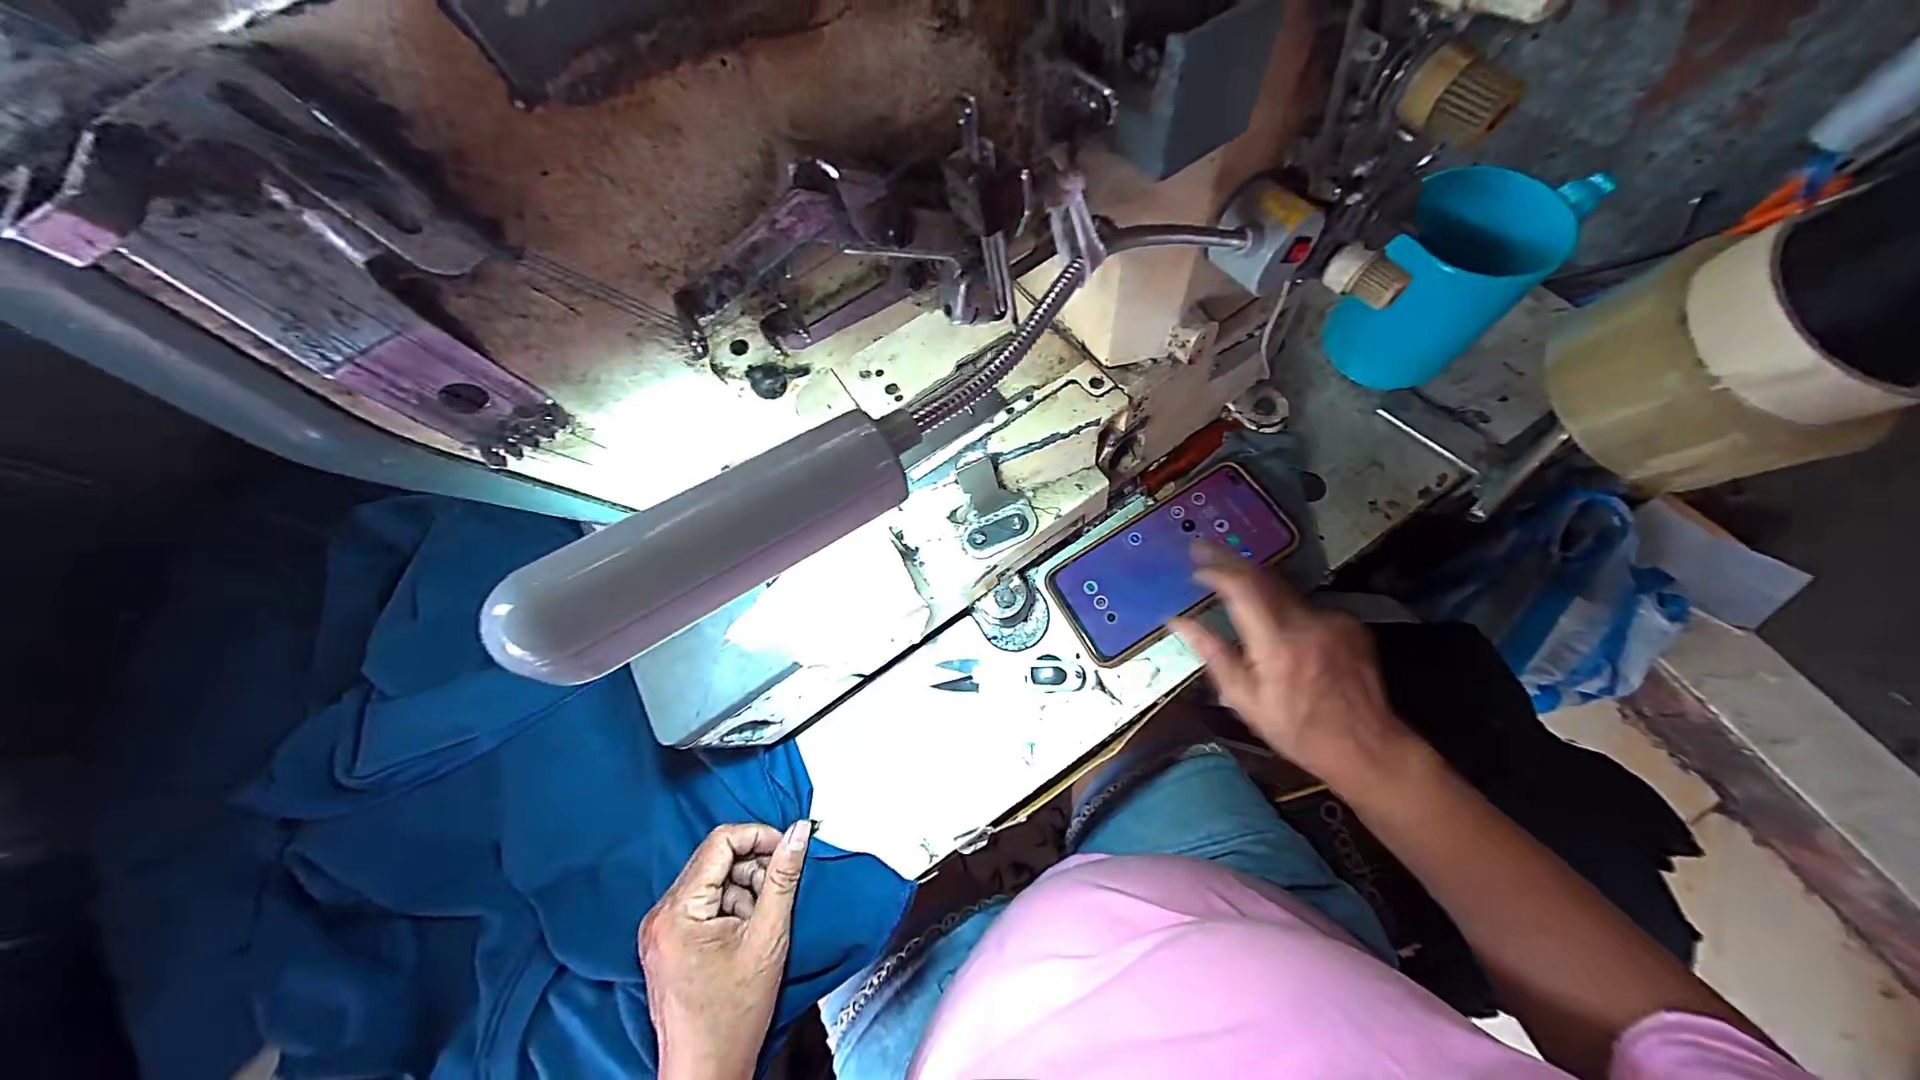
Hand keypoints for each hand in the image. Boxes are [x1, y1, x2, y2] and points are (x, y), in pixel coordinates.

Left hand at [639, 820, 811, 1079]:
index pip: (721, 841)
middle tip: (775, 895)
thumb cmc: (733, 1015)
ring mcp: (660, 928)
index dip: (759, 837)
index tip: (787, 850)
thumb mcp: (768, 936)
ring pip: (713, 879)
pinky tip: (745, 933)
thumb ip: (783, 876)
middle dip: (753, 869)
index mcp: (678, 911)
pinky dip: (731, 906)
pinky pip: (705, 901)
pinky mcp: (667, 940)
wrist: (706, 1070)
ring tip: (760, 923)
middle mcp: (661, 914)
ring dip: (744, 889)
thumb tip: (799, 832)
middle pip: (716, 859)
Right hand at [1170, 544, 1419, 790]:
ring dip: (1256, 584)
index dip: (1217, 570)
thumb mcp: (1244, 700)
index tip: (1196, 564)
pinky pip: (1306, 606)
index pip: (1243, 589)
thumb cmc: (1296, 730)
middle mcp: (1308, 623)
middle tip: (1204, 552)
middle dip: (1230, 562)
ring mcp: (1333, 620)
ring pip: (1285, 590)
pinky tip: (1276, 623)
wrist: (1366, 747)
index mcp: (1277, 644)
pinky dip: (1284, 607)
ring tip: (1231, 583)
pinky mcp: (1350, 624)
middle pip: (1264, 577)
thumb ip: (1212, 654)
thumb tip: (1178, 623)